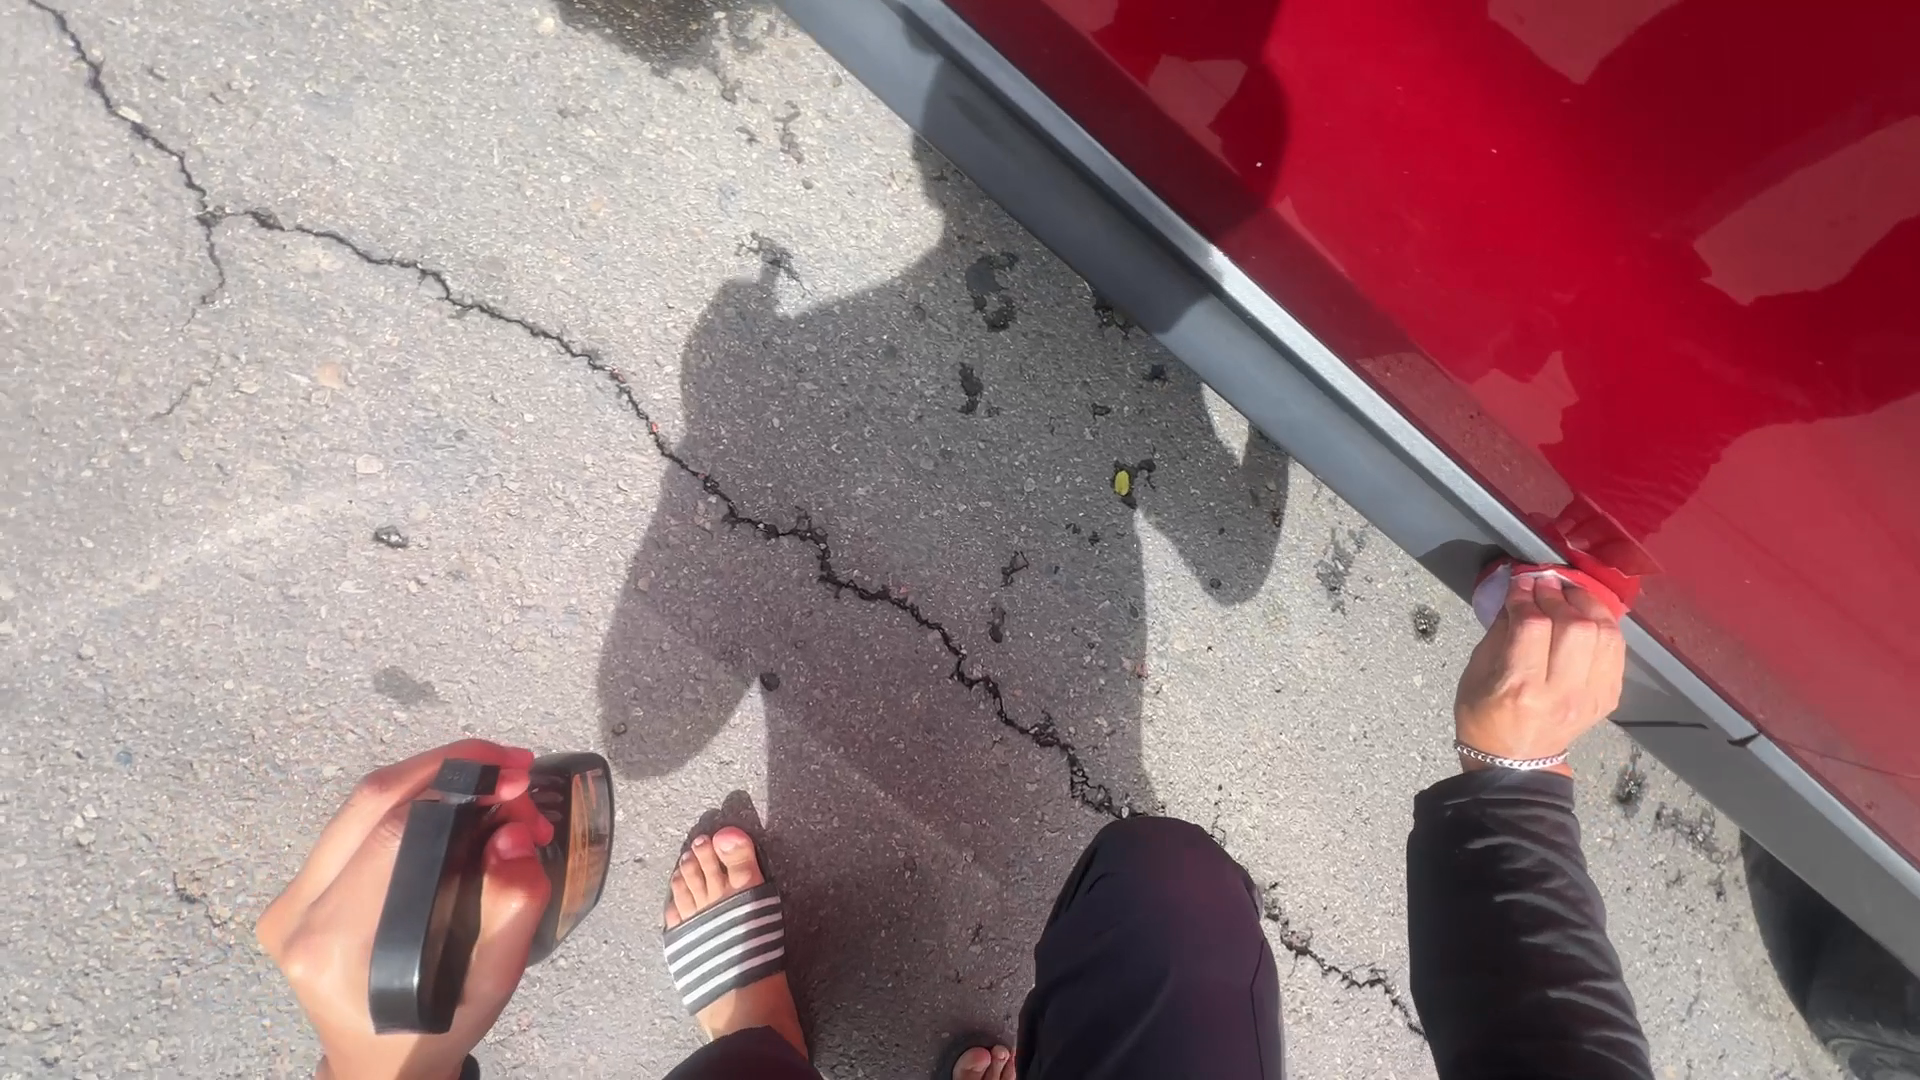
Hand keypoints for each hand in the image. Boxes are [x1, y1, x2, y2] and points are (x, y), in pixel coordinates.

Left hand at [257, 740, 555, 1079]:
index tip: (520, 776)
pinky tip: (459, 801)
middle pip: (373, 798)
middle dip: (456, 763)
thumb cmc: (441, 1019)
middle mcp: (300, 914)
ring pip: (365, 801)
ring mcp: (290, 902)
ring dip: (439, 775)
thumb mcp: (496, 971)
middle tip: (515, 768)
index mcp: (340, 938)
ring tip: (496, 785)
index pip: (400, 828)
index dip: (467, 782)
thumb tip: (512, 836)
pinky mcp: (298, 893)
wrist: (383, 1066)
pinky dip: (418, 794)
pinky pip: (360, 820)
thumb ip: (514, 901)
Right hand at [1454, 572, 1625, 775]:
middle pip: (1576, 628)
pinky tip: (1586, 614)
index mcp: (1519, 686)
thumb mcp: (1475, 672)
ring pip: (1605, 635)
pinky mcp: (1609, 696)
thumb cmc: (1481, 713)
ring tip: (1568, 593)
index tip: (1519, 581)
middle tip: (1543, 583)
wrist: (1515, 758)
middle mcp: (1562, 691)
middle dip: (1558, 596)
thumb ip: (1499, 633)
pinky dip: (1603, 625)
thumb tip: (1517, 598)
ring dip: (1587, 606)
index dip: (1526, 597)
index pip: (1533, 627)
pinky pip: (1617, 651)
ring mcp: (1592, 696)